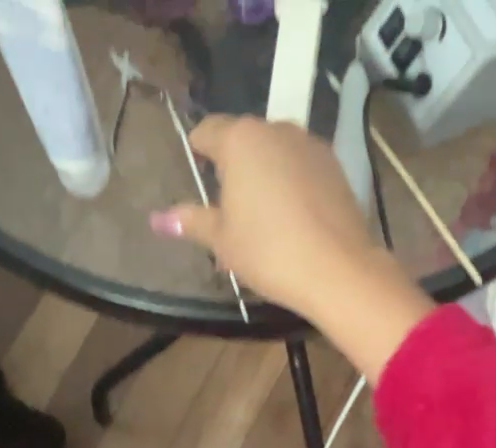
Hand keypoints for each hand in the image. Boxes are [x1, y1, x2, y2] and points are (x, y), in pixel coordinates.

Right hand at [151, 117, 377, 317]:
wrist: (337, 269)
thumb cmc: (268, 251)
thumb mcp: (222, 240)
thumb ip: (192, 222)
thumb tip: (158, 219)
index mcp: (240, 139)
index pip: (207, 131)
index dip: (199, 152)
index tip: (198, 175)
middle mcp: (277, 130)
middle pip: (245, 140)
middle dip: (234, 165)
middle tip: (229, 205)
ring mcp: (311, 146)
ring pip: (277, 152)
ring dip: (266, 173)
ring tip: (262, 214)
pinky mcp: (337, 168)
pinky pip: (303, 168)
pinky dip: (293, 184)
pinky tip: (293, 218)